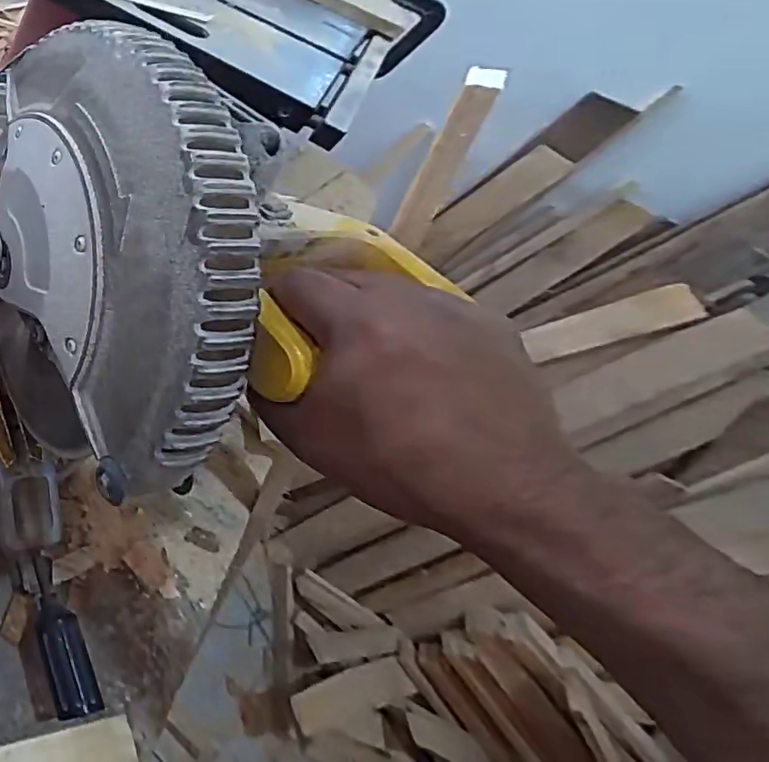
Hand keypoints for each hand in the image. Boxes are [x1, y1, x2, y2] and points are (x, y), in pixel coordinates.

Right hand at [257, 269, 589, 536]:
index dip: (277, 303)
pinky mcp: (487, 320)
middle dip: (321, 306)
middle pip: (340, 278)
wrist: (511, 490)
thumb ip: (269, 391)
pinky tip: (427, 369)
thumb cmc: (397, 463)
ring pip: (388, 290)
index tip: (279, 334)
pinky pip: (432, 309)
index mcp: (355, 318)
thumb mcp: (309, 436)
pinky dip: (415, 327)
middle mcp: (402, 296)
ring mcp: (450, 304)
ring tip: (377, 360)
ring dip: (369, 313)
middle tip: (323, 350)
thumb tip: (258, 366)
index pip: (295, 280)